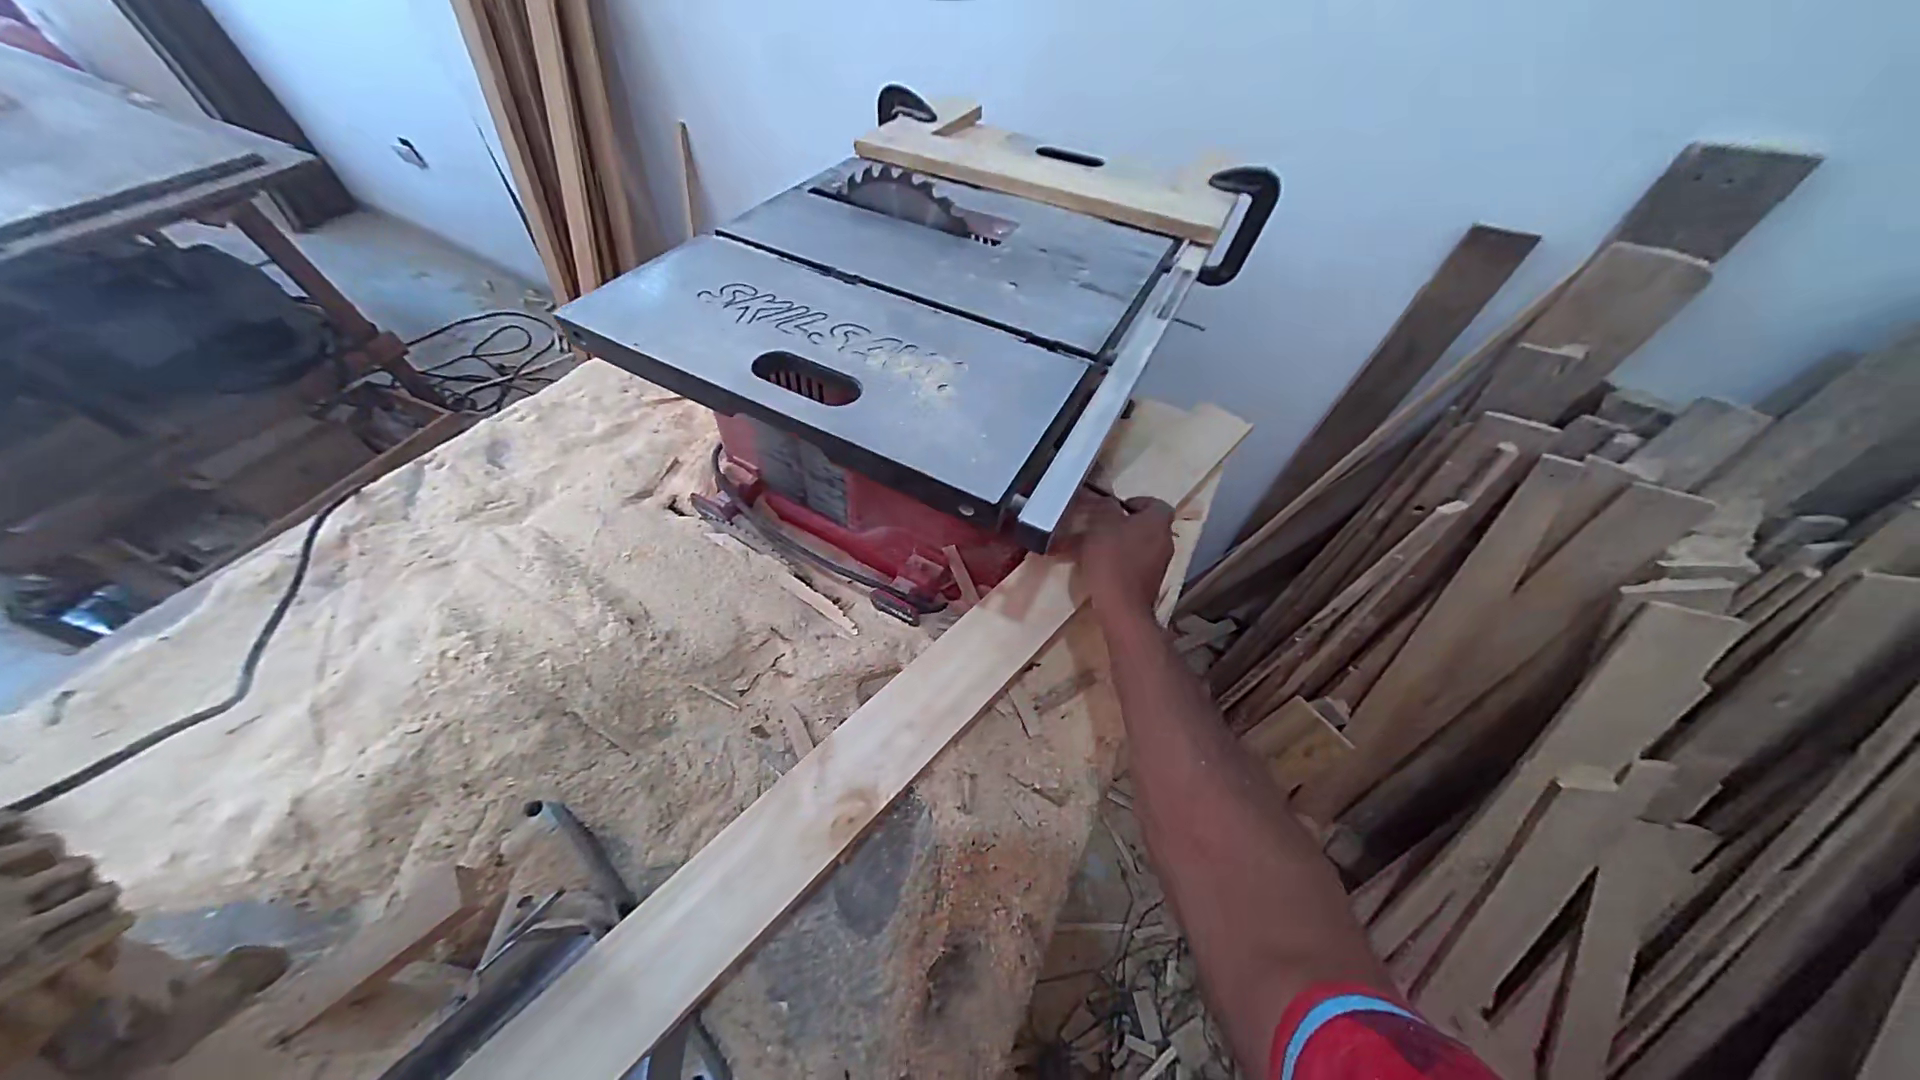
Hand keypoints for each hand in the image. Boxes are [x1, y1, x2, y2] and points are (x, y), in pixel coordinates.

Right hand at [1070, 494, 1175, 618]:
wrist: (1122, 607)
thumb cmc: (1112, 559)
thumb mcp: (1102, 525)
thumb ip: (1107, 508)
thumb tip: (1110, 503)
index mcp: (1158, 522)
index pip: (1155, 503)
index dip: (1135, 502)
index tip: (1114, 509)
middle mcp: (1164, 541)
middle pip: (1144, 526)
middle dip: (1121, 524)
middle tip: (1099, 527)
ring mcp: (1159, 564)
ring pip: (1136, 545)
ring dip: (1116, 543)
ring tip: (1090, 548)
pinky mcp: (1149, 583)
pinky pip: (1132, 564)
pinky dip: (1117, 562)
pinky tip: (1097, 567)